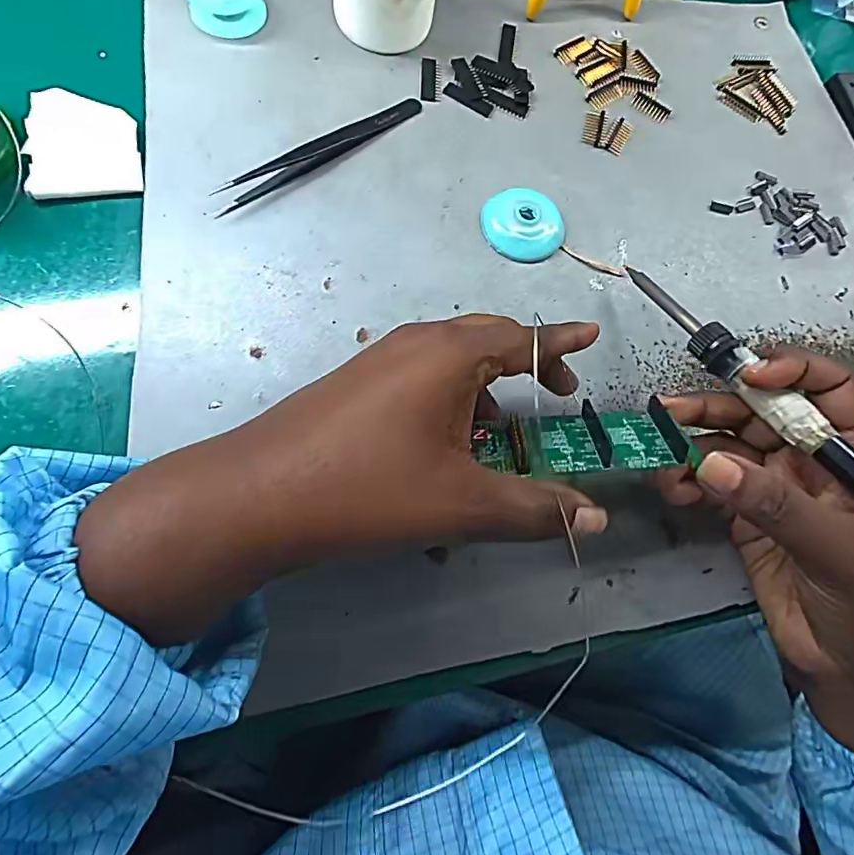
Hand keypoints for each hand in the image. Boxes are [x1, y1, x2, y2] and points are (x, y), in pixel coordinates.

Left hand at [77, 315, 605, 644]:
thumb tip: (595, 518)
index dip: (562, 342)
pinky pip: (420, 379)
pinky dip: (448, 402)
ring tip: (498, 438)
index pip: (524, 338)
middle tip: (556, 395)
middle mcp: (417, 343)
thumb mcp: (463, 504)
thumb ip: (535, 510)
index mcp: (451, 354)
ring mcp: (381, 360)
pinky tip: (443, 452)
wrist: (258, 495)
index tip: (591, 336)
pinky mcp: (357, 382)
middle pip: (488, 340)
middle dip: (527, 364)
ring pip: (451, 363)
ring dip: (485, 391)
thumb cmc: (371, 490)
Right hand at [653, 349, 853, 777]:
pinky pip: (708, 483)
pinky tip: (671, 487)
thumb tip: (713, 463)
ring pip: (728, 445)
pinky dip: (685, 479)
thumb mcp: (840, 552)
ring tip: (661, 450)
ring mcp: (775, 489)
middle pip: (763, 412)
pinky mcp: (745, 518)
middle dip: (718, 405)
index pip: (832, 390)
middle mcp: (813, 463)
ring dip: (691, 442)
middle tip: (672, 409)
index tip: (750, 376)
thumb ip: (776, 505)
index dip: (794, 370)